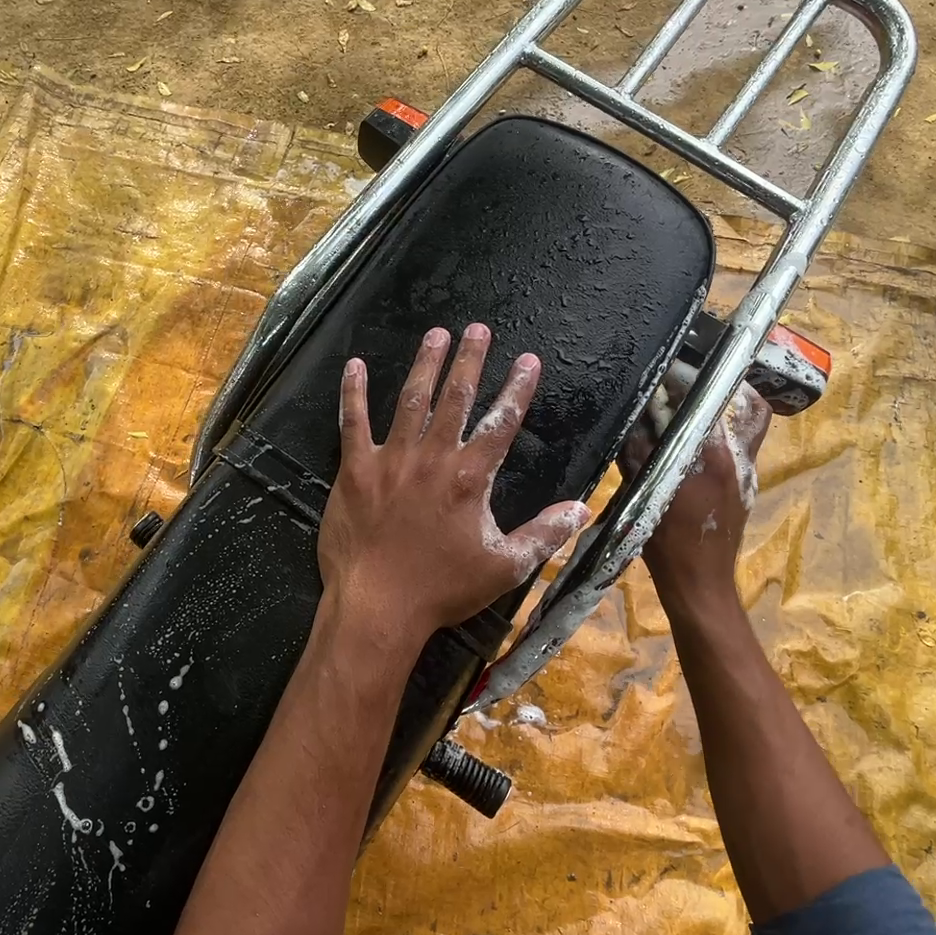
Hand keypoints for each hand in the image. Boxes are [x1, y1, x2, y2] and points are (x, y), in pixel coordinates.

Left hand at [317, 324, 591, 650]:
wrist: (378, 605)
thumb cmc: (442, 589)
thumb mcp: (504, 568)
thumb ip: (544, 535)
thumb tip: (582, 508)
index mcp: (470, 478)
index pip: (501, 422)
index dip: (517, 389)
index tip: (527, 359)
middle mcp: (433, 458)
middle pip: (455, 398)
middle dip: (469, 360)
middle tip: (477, 329)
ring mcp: (391, 460)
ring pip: (411, 401)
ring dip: (425, 365)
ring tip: (435, 334)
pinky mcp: (355, 469)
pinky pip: (353, 423)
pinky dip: (353, 393)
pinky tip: (355, 365)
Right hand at [617, 364, 770, 612]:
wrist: (700, 587)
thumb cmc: (667, 544)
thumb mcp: (644, 493)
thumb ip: (640, 453)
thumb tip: (636, 419)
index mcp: (716, 457)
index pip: (717, 399)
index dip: (696, 378)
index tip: (673, 368)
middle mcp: (739, 460)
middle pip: (748, 407)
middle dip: (722, 386)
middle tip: (689, 379)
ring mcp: (745, 476)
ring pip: (744, 427)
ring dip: (719, 410)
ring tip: (684, 405)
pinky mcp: (741, 490)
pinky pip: (734, 449)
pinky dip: (715, 436)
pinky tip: (685, 442)